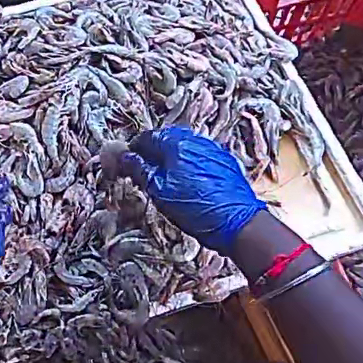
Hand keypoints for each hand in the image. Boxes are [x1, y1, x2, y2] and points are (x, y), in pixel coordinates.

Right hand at [116, 126, 267, 251]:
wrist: (239, 224)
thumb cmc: (196, 208)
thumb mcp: (159, 191)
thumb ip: (139, 170)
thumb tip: (123, 157)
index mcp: (176, 143)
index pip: (145, 138)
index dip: (132, 151)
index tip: (125, 165)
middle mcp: (195, 140)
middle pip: (164, 141)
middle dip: (150, 155)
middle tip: (141, 174)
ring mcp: (212, 150)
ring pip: (181, 149)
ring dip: (168, 161)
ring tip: (163, 182)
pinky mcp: (224, 162)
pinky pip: (197, 157)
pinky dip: (185, 166)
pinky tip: (184, 184)